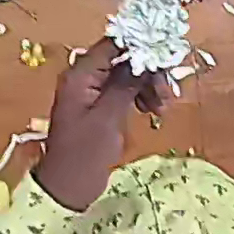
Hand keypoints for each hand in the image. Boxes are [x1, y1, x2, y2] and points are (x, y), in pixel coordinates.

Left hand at [33, 39, 164, 210]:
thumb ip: (126, 84)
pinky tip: (154, 111)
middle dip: (148, 71)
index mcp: (80, 74)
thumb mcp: (108, 117)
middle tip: (166, 91)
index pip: (114, 44)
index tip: (165, 55)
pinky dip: (142, 96)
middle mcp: (86, 77)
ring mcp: (94, 91)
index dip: (141, 45)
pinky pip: (126, 90)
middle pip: (125, 58)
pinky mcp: (102, 105)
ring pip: (129, 74)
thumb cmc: (84, 153)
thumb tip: (146, 57)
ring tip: (162, 107)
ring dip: (149, 86)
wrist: (67, 190)